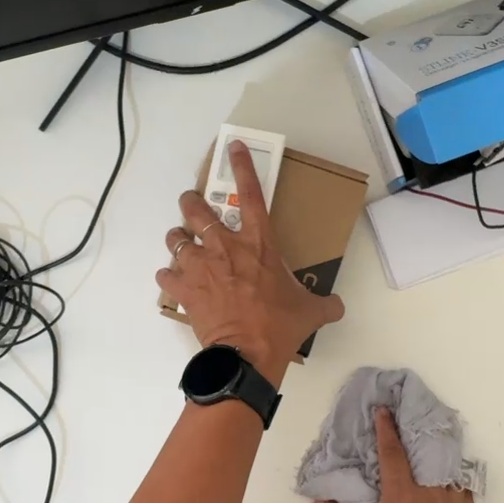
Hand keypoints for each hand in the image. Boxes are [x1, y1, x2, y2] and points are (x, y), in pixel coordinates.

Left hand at [157, 139, 343, 378]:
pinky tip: (173, 280)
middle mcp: (225, 246)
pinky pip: (165, 274)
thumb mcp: (311, 312)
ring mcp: (200, 266)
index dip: (243, 167)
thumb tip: (338, 307)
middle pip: (197, 208)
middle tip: (192, 205)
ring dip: (176, 239)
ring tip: (180, 244)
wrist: (247, 354)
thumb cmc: (280, 326)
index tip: (234, 147)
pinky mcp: (183, 288)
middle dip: (191, 201)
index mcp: (259, 243)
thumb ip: (325, 304)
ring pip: (175, 237)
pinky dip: (168, 276)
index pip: (253, 194)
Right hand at [311, 407, 473, 502]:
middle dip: (416, 435)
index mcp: (402, 497)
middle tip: (408, 419)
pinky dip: (456, 481)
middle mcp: (430, 495)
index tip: (383, 411)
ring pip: (448, 470)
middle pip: (426, 454)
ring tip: (428, 446)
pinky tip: (448, 480)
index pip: (393, 454)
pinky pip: (464, 491)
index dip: (387, 430)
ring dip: (437, 456)